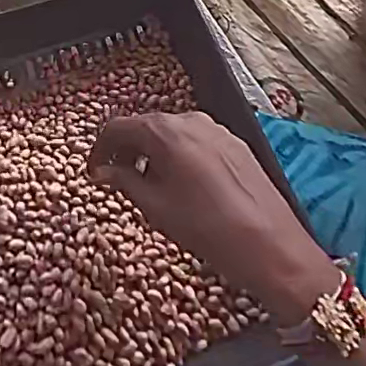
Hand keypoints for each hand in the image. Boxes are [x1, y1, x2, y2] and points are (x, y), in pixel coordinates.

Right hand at [90, 111, 330, 320]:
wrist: (271, 245)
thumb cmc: (207, 228)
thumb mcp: (156, 207)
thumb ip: (124, 181)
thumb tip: (103, 170)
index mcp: (165, 131)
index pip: (118, 127)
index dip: (100, 148)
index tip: (94, 171)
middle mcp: (190, 120)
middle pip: (146, 126)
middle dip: (126, 149)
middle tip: (115, 178)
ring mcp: (217, 129)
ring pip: (172, 133)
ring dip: (153, 152)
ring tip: (148, 184)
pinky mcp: (236, 143)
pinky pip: (196, 141)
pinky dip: (179, 155)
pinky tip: (181, 184)